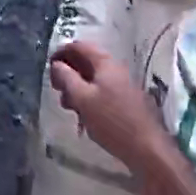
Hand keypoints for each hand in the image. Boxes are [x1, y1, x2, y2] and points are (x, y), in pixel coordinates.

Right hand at [48, 42, 169, 171]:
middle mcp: (115, 68)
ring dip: (78, 88)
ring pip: (93, 78)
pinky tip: (84, 117)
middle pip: (86, 61)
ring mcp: (122, 84)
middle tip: (57, 91)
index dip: (61, 53)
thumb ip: (67, 79)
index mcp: (104, 62)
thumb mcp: (83, 99)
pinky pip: (102, 92)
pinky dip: (89, 98)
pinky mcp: (126, 101)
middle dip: (68, 73)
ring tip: (68, 107)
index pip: (78, 46)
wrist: (147, 148)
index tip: (49, 69)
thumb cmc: (111, 121)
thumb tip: (56, 64)